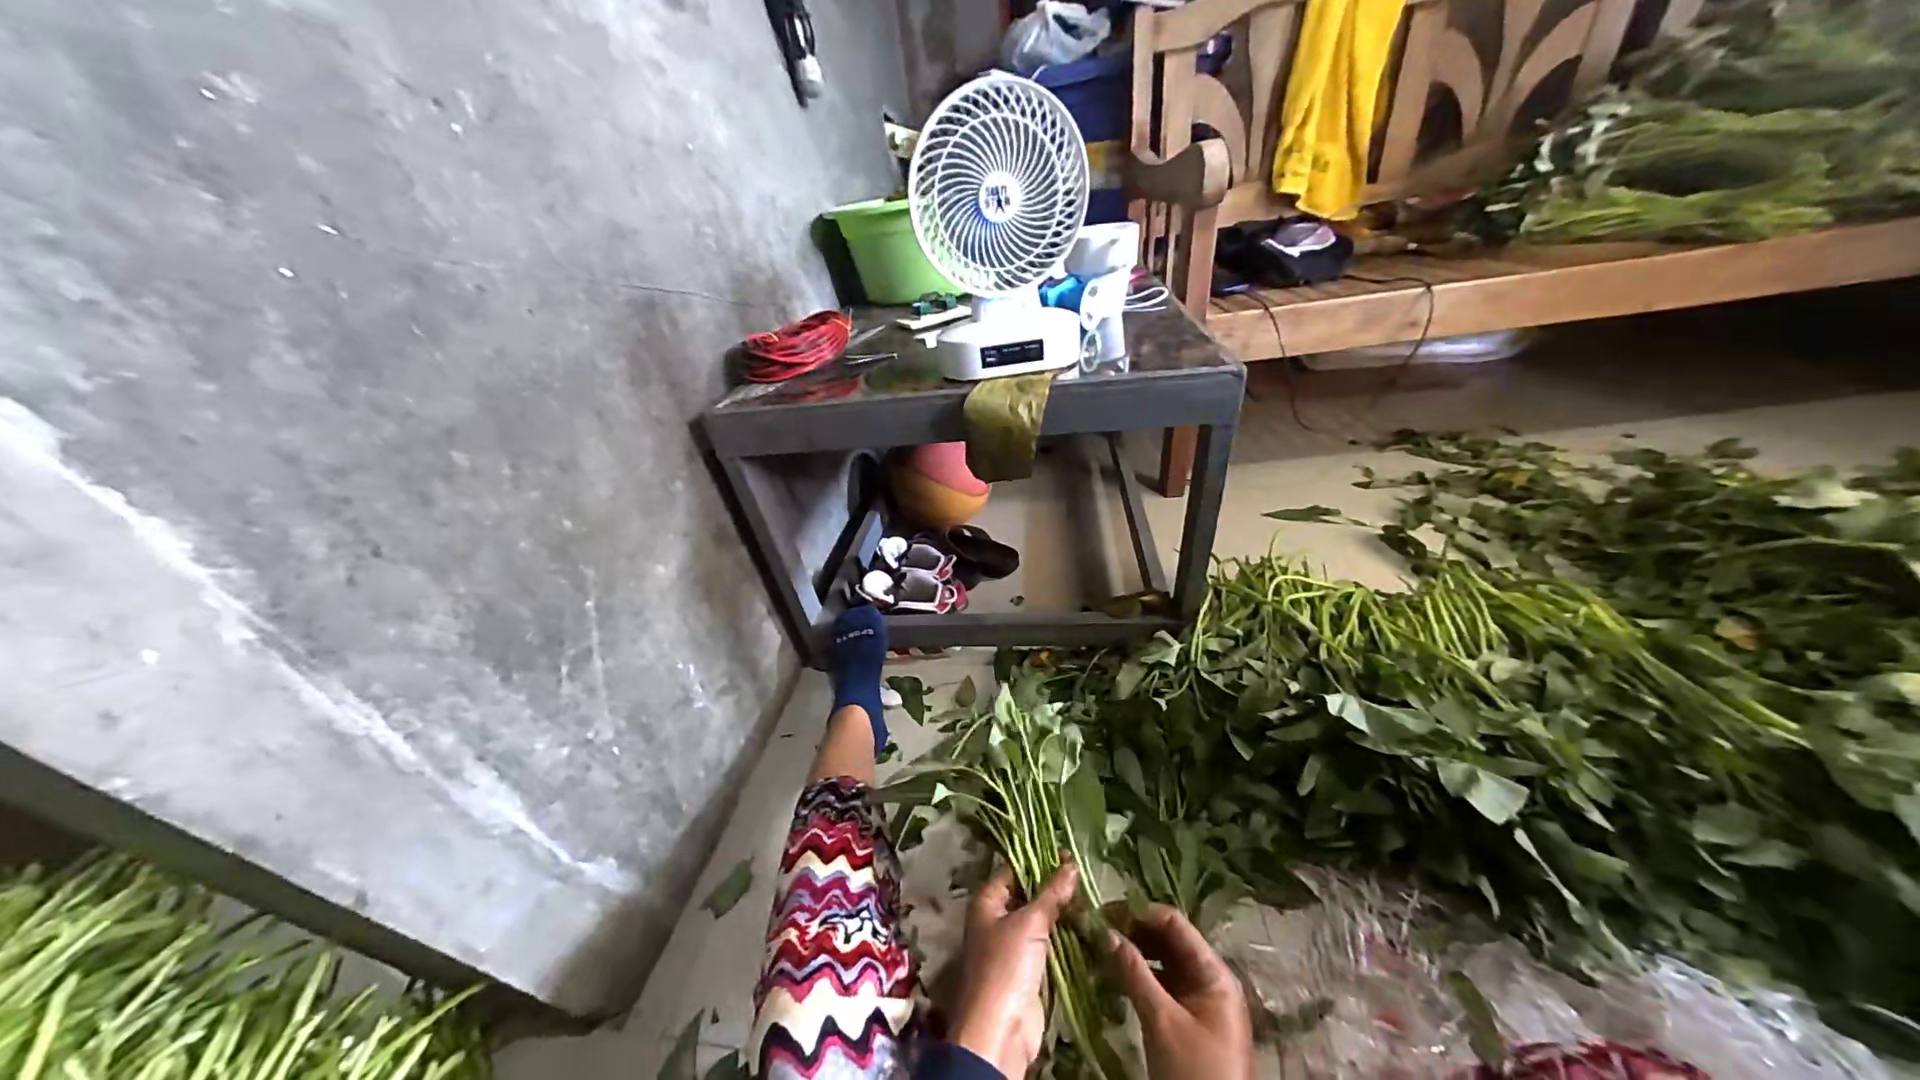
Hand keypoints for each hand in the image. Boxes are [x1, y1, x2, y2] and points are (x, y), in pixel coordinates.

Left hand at [950, 861, 1079, 1078]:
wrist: (1000, 1030)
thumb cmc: (1006, 966)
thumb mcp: (1030, 923)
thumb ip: (1051, 893)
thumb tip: (1071, 865)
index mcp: (987, 900)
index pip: (1014, 869)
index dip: (1040, 859)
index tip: (1068, 852)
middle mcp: (996, 917)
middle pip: (1027, 893)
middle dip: (1053, 885)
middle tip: (1084, 872)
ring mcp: (1012, 943)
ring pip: (1039, 918)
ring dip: (1061, 910)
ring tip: (1090, 895)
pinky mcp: (1028, 967)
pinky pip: (1047, 941)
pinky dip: (1063, 933)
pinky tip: (1085, 923)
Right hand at [1107, 904, 1253, 1079]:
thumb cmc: (1194, 1073)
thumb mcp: (1161, 1021)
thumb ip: (1134, 972)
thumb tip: (1106, 932)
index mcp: (1213, 971)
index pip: (1173, 923)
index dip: (1138, 913)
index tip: (1103, 914)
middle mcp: (1210, 976)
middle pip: (1168, 939)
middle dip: (1133, 930)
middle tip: (1096, 930)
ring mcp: (1201, 997)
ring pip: (1163, 960)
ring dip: (1134, 952)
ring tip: (1101, 948)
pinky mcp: (1191, 1017)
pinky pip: (1163, 983)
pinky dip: (1140, 975)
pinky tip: (1115, 974)